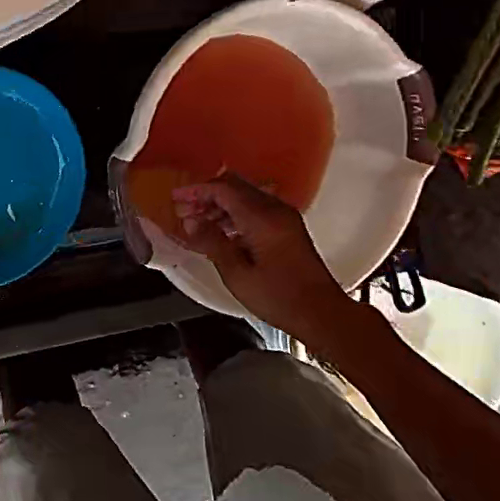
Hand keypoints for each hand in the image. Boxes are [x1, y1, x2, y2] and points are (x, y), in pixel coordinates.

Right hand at [173, 174, 382, 356]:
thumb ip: (212, 242)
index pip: (224, 190)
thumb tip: (190, 221)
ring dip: (219, 205)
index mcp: (262, 218)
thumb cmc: (279, 297)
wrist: (323, 314)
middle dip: (206, 195)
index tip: (176, 198)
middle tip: (183, 210)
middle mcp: (276, 210)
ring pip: (245, 197)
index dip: (197, 191)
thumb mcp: (236, 272)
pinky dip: (234, 213)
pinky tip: (221, 232)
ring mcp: (285, 218)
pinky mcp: (288, 229)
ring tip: (197, 222)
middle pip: (235, 187)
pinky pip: (256, 209)